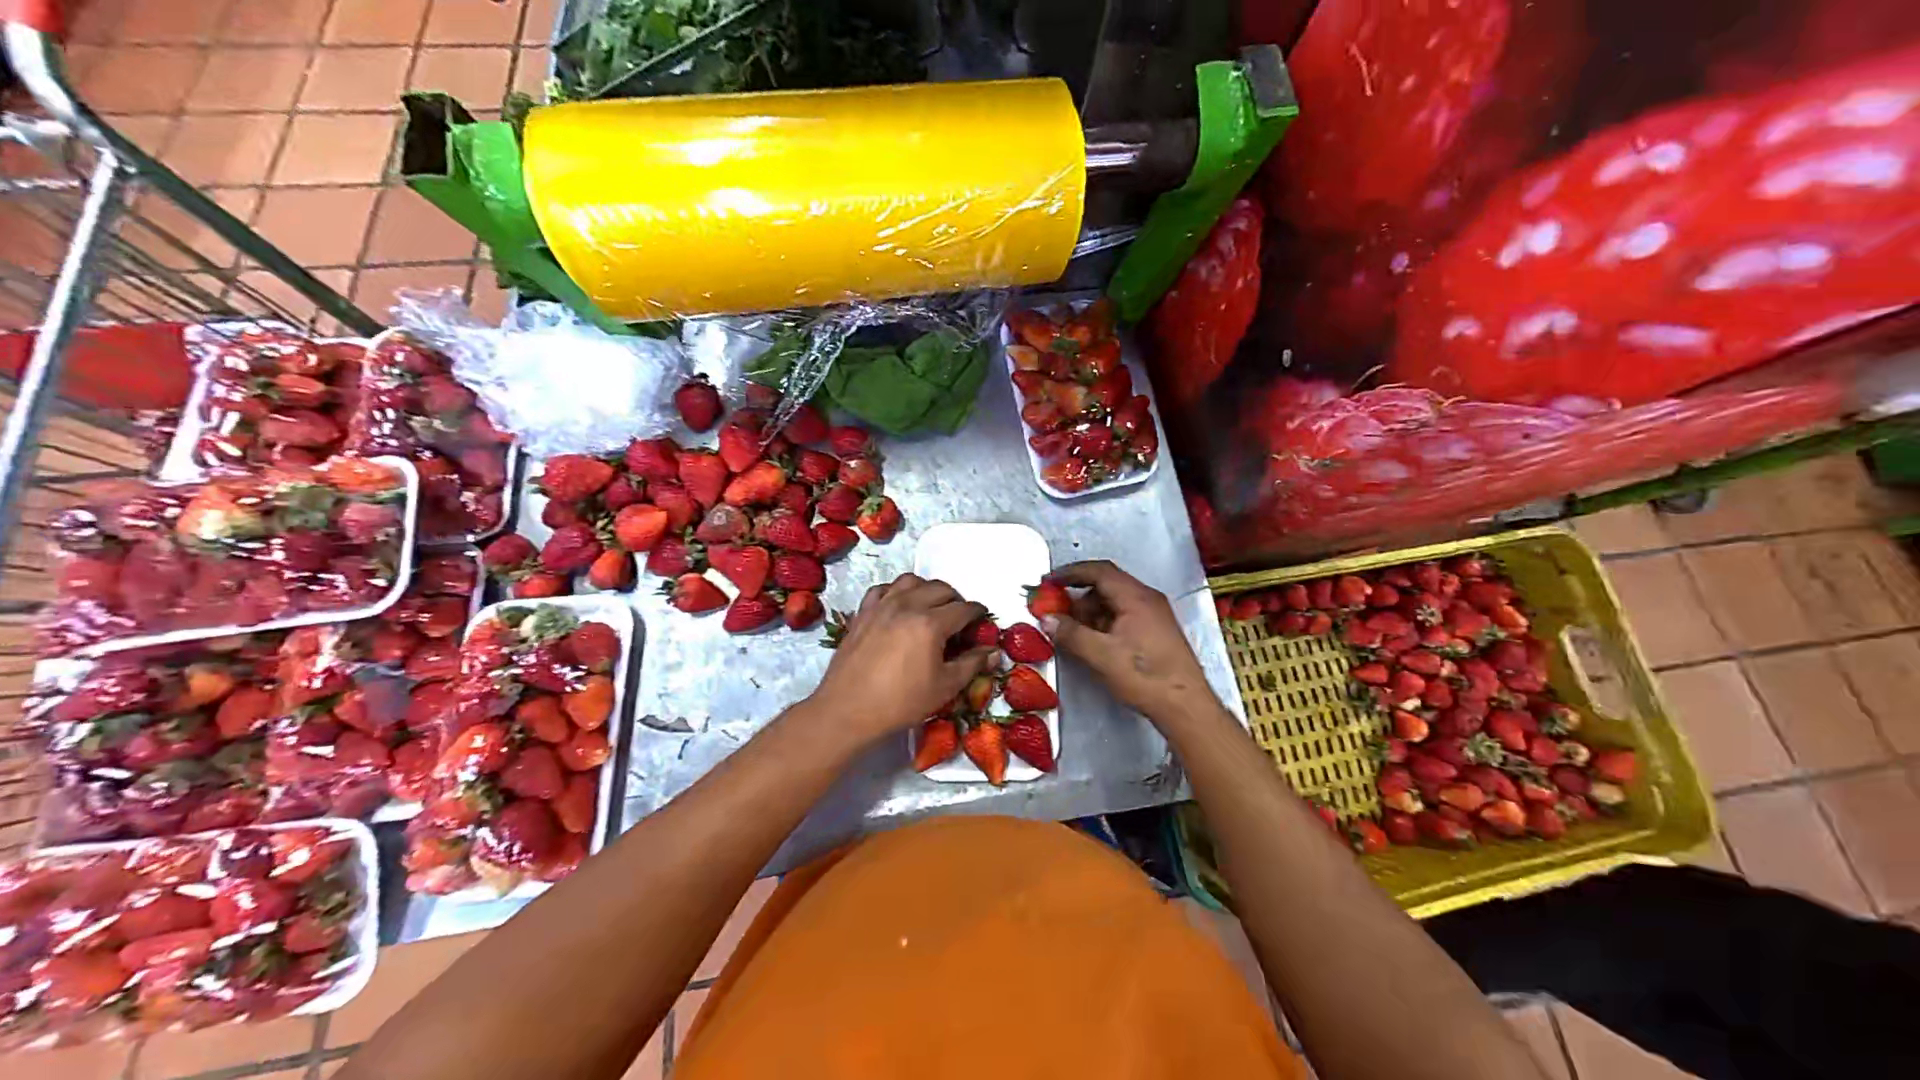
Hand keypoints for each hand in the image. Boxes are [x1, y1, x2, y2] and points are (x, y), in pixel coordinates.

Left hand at [805, 574, 994, 746]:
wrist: (848, 710)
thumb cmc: (900, 703)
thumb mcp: (944, 687)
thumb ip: (971, 664)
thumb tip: (993, 652)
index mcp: (930, 623)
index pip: (964, 609)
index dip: (978, 614)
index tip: (982, 622)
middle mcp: (906, 605)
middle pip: (940, 589)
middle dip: (956, 600)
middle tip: (960, 620)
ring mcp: (881, 606)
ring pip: (910, 581)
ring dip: (927, 589)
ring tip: (931, 608)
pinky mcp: (862, 613)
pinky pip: (882, 590)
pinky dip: (896, 592)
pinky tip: (899, 607)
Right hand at [1044, 560, 1217, 724]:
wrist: (1185, 706)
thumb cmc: (1147, 677)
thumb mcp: (1100, 655)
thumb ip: (1070, 634)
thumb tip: (1048, 620)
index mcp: (1136, 597)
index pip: (1098, 571)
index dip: (1070, 572)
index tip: (1049, 581)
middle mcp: (1147, 600)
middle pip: (1105, 586)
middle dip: (1077, 598)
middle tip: (1056, 612)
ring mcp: (1154, 616)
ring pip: (1113, 603)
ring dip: (1089, 613)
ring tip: (1071, 633)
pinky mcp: (1155, 633)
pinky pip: (1123, 617)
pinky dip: (1103, 624)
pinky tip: (1092, 643)